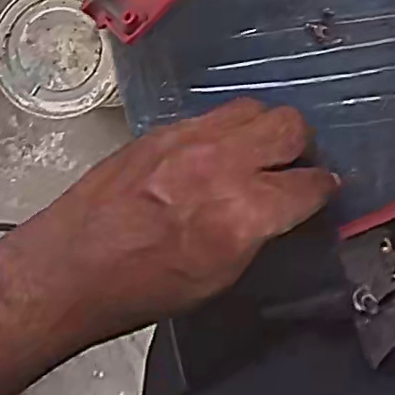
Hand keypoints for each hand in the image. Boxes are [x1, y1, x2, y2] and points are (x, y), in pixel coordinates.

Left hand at [0, 99, 336, 346]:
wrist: (71, 266)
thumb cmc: (145, 286)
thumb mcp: (222, 275)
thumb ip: (263, 230)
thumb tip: (288, 206)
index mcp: (243, 214)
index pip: (310, 184)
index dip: (324, 189)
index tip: (324, 189)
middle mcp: (223, 165)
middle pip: (291, 125)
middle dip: (303, 145)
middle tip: (293, 164)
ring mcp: (192, 139)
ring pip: (256, 108)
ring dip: (266, 129)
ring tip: (256, 152)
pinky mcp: (166, 128)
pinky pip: (216, 114)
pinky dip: (229, 131)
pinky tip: (216, 154)